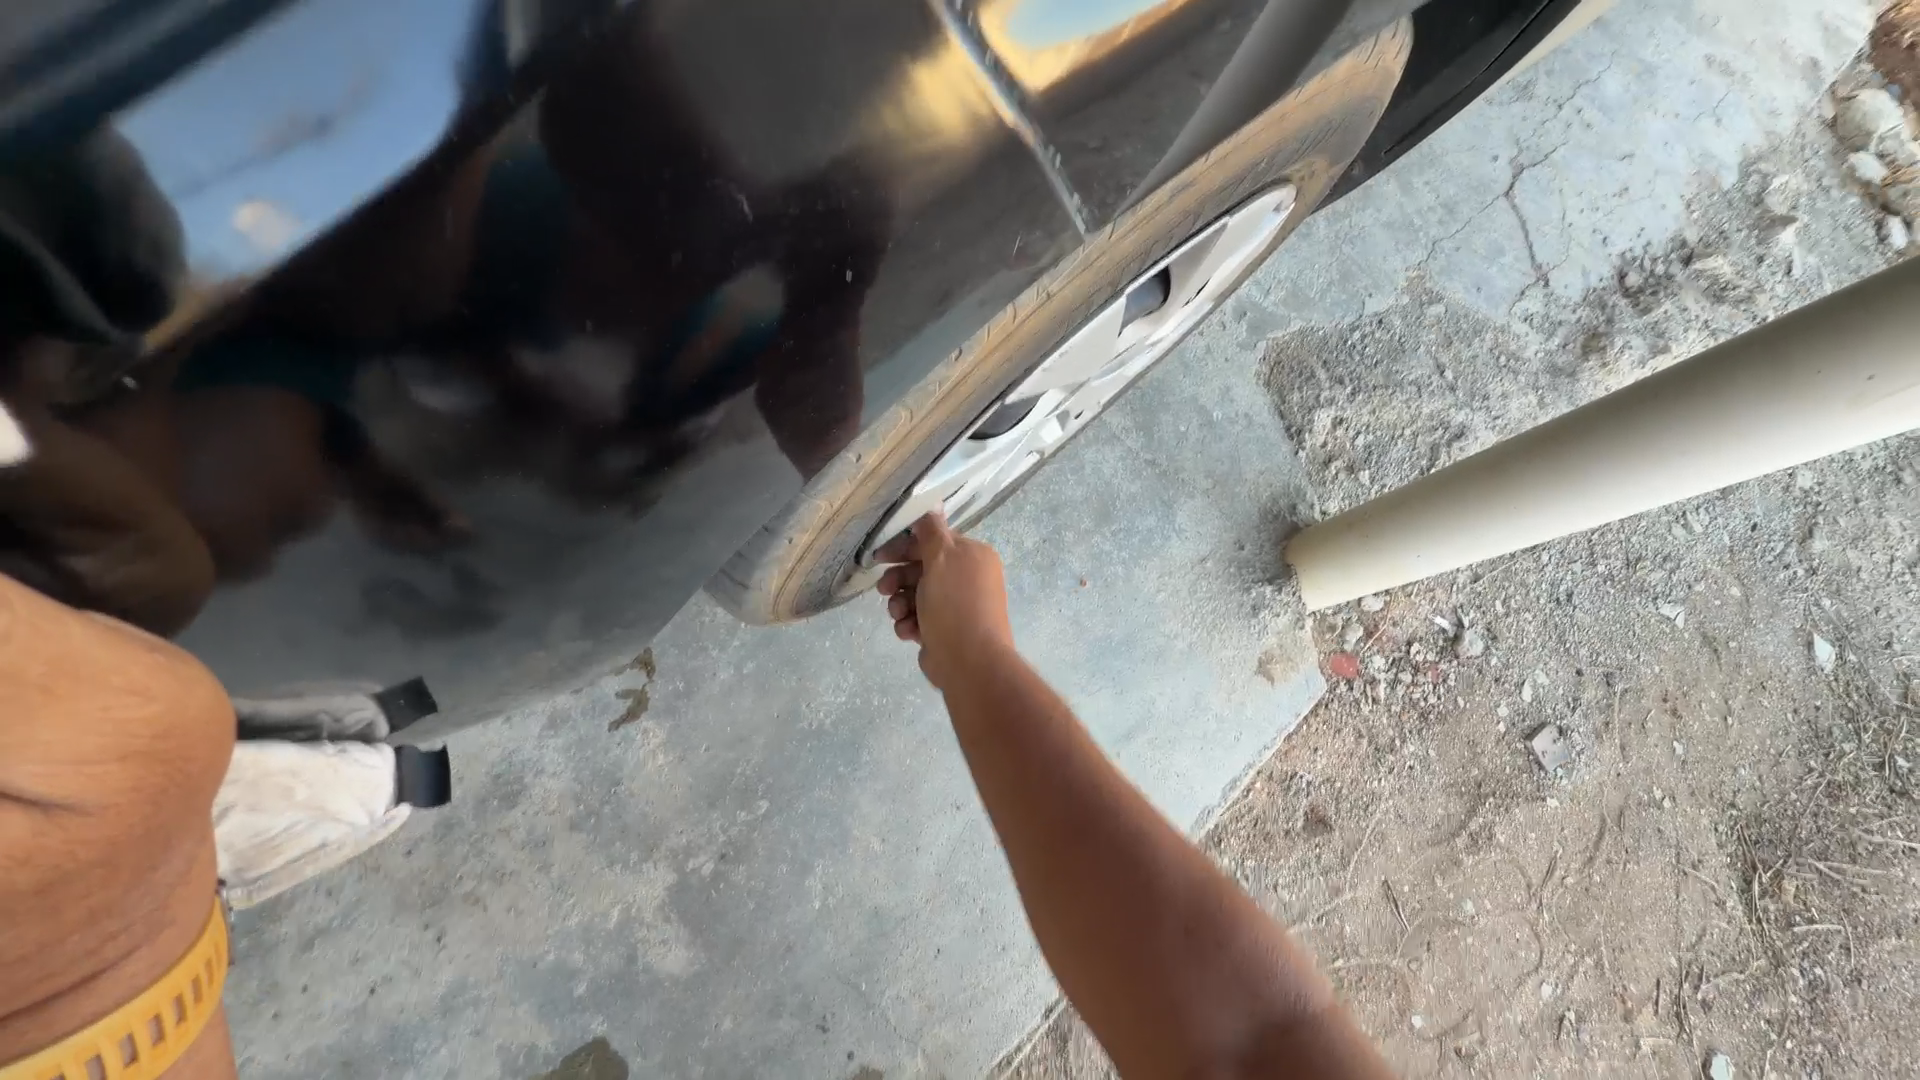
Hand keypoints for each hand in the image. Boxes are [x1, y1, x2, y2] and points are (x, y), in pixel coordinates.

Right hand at [875, 511, 1012, 688]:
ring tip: (900, 615)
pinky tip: (909, 631)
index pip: (933, 541)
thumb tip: (930, 506)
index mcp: (972, 556)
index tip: (880, 556)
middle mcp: (967, 579)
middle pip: (920, 569)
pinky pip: (918, 618)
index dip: (904, 547)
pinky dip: (909, 623)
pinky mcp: (944, 631)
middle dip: (898, 579)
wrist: (969, 661)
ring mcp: (956, 606)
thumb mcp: (941, 557)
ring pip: (915, 596)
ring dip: (900, 603)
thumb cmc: (955, 604)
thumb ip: (931, 531)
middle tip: (883, 589)